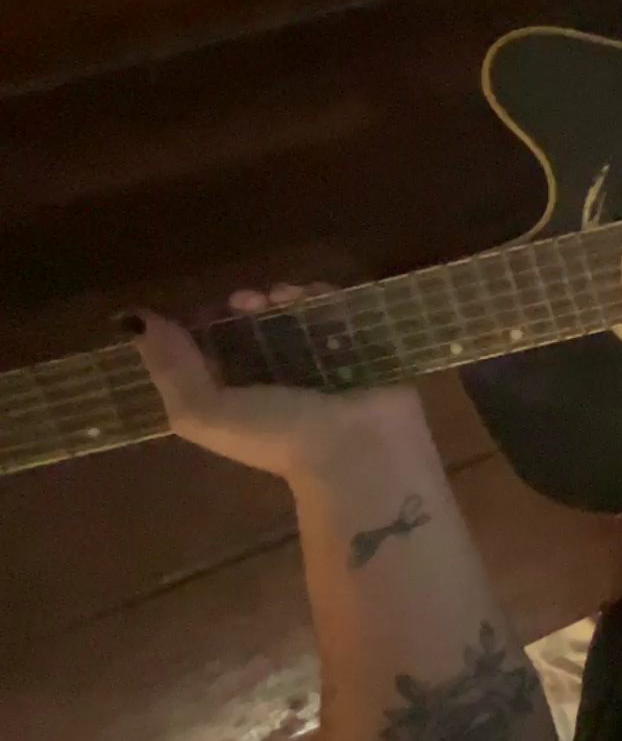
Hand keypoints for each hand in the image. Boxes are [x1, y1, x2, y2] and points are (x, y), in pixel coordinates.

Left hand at [128, 283, 428, 484]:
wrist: (356, 446)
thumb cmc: (276, 433)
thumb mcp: (203, 411)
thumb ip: (170, 366)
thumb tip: (135, 318)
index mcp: (237, 391)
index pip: (218, 344)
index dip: (212, 320)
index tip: (217, 308)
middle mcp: (279, 374)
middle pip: (261, 325)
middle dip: (254, 305)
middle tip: (257, 300)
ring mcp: (326, 361)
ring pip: (305, 315)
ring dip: (294, 296)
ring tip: (295, 293)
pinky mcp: (367, 350)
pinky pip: (348, 316)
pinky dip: (335, 300)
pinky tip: (326, 295)